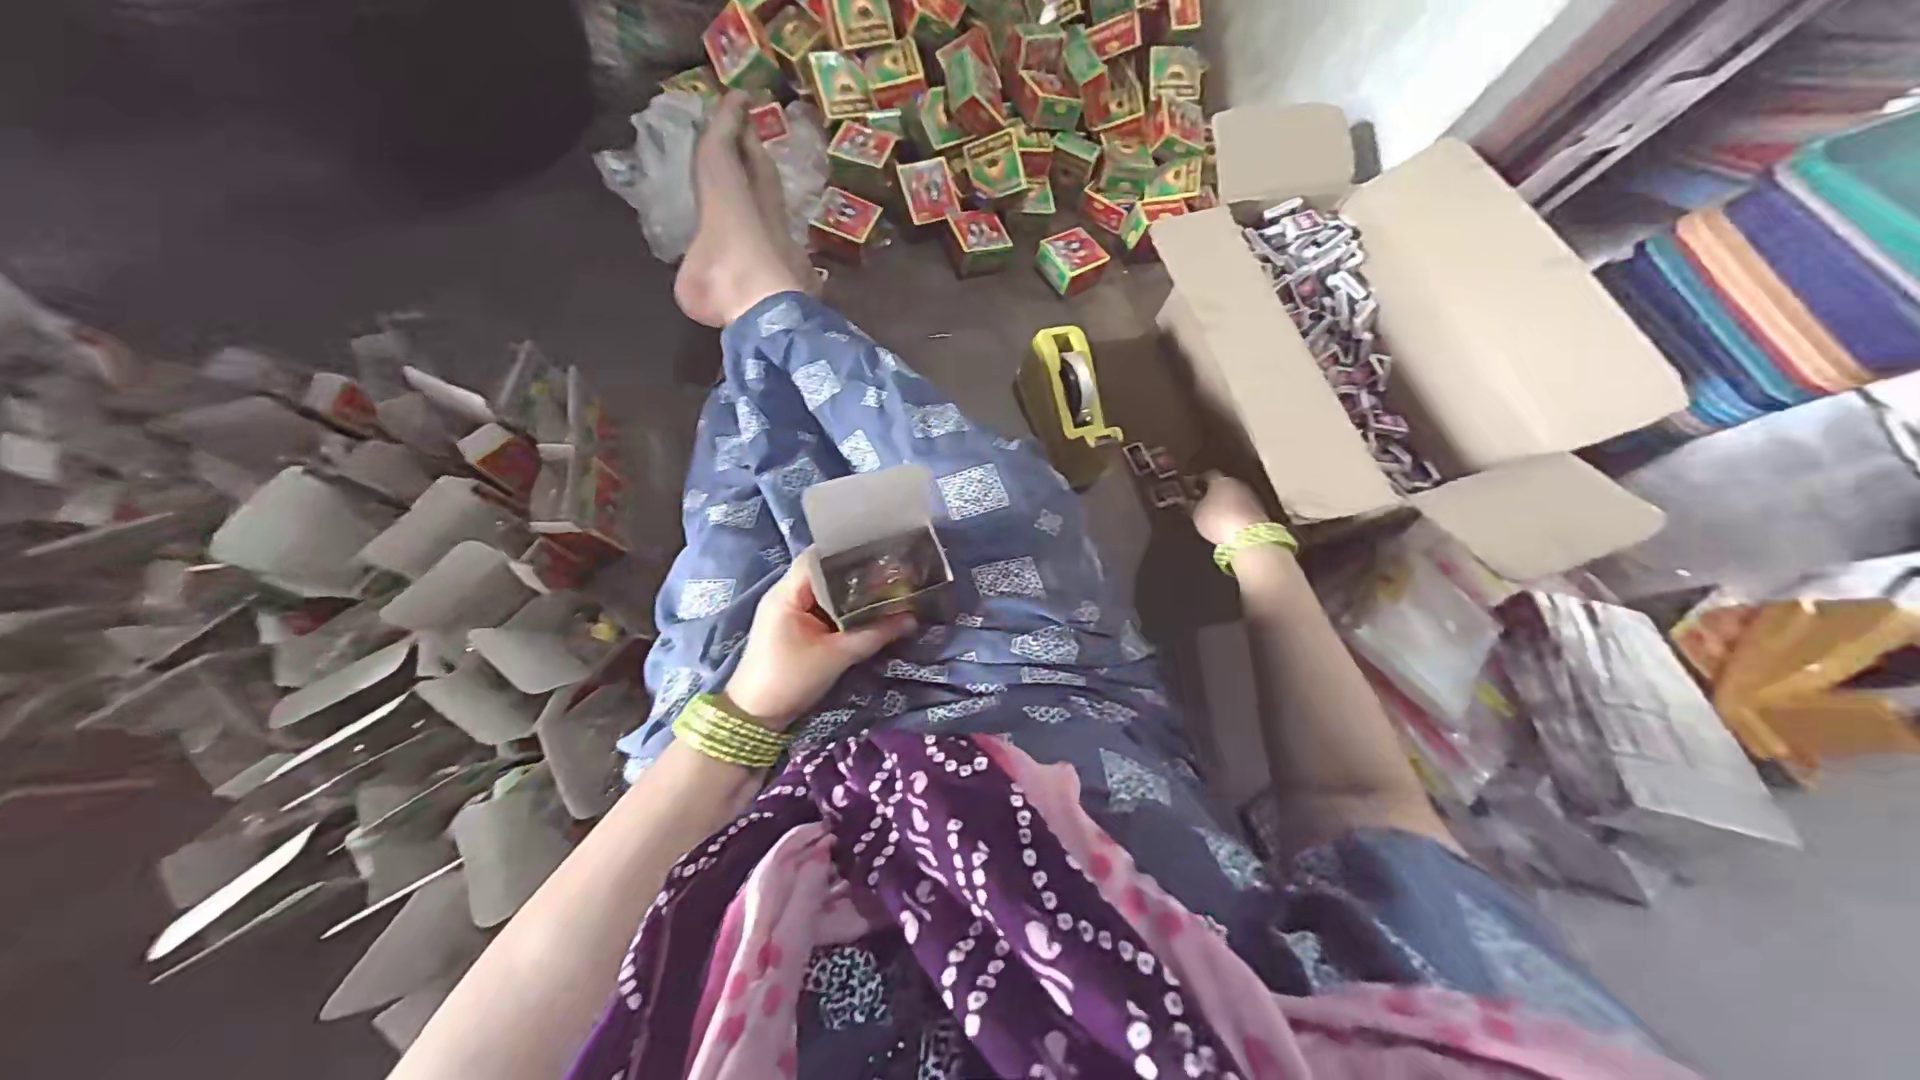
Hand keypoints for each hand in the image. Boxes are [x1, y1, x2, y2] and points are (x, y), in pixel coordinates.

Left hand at [724, 552, 915, 729]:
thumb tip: (912, 619)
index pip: (819, 558)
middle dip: (856, 572)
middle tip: (891, 571)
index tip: (881, 552)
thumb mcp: (836, 656)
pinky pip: (822, 607)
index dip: (849, 553)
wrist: (756, 716)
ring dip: (851, 591)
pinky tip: (867, 610)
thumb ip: (874, 635)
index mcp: (787, 593)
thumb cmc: (790, 679)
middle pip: (824, 571)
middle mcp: (786, 594)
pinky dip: (843, 607)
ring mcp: (788, 610)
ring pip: (825, 590)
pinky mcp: (794, 625)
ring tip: (886, 587)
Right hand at [1189, 472, 1271, 545]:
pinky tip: (1229, 521)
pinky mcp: (1260, 509)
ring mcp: (1251, 495)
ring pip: (1234, 495)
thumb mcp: (1197, 514)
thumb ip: (1194, 505)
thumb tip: (1192, 501)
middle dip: (1214, 491)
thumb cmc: (1217, 520)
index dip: (1198, 481)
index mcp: (1219, 479)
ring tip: (1216, 513)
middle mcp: (1237, 482)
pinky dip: (1235, 511)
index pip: (1207, 475)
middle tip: (1203, 501)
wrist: (1249, 536)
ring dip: (1226, 501)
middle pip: (1223, 484)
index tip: (1191, 487)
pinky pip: (1242, 507)